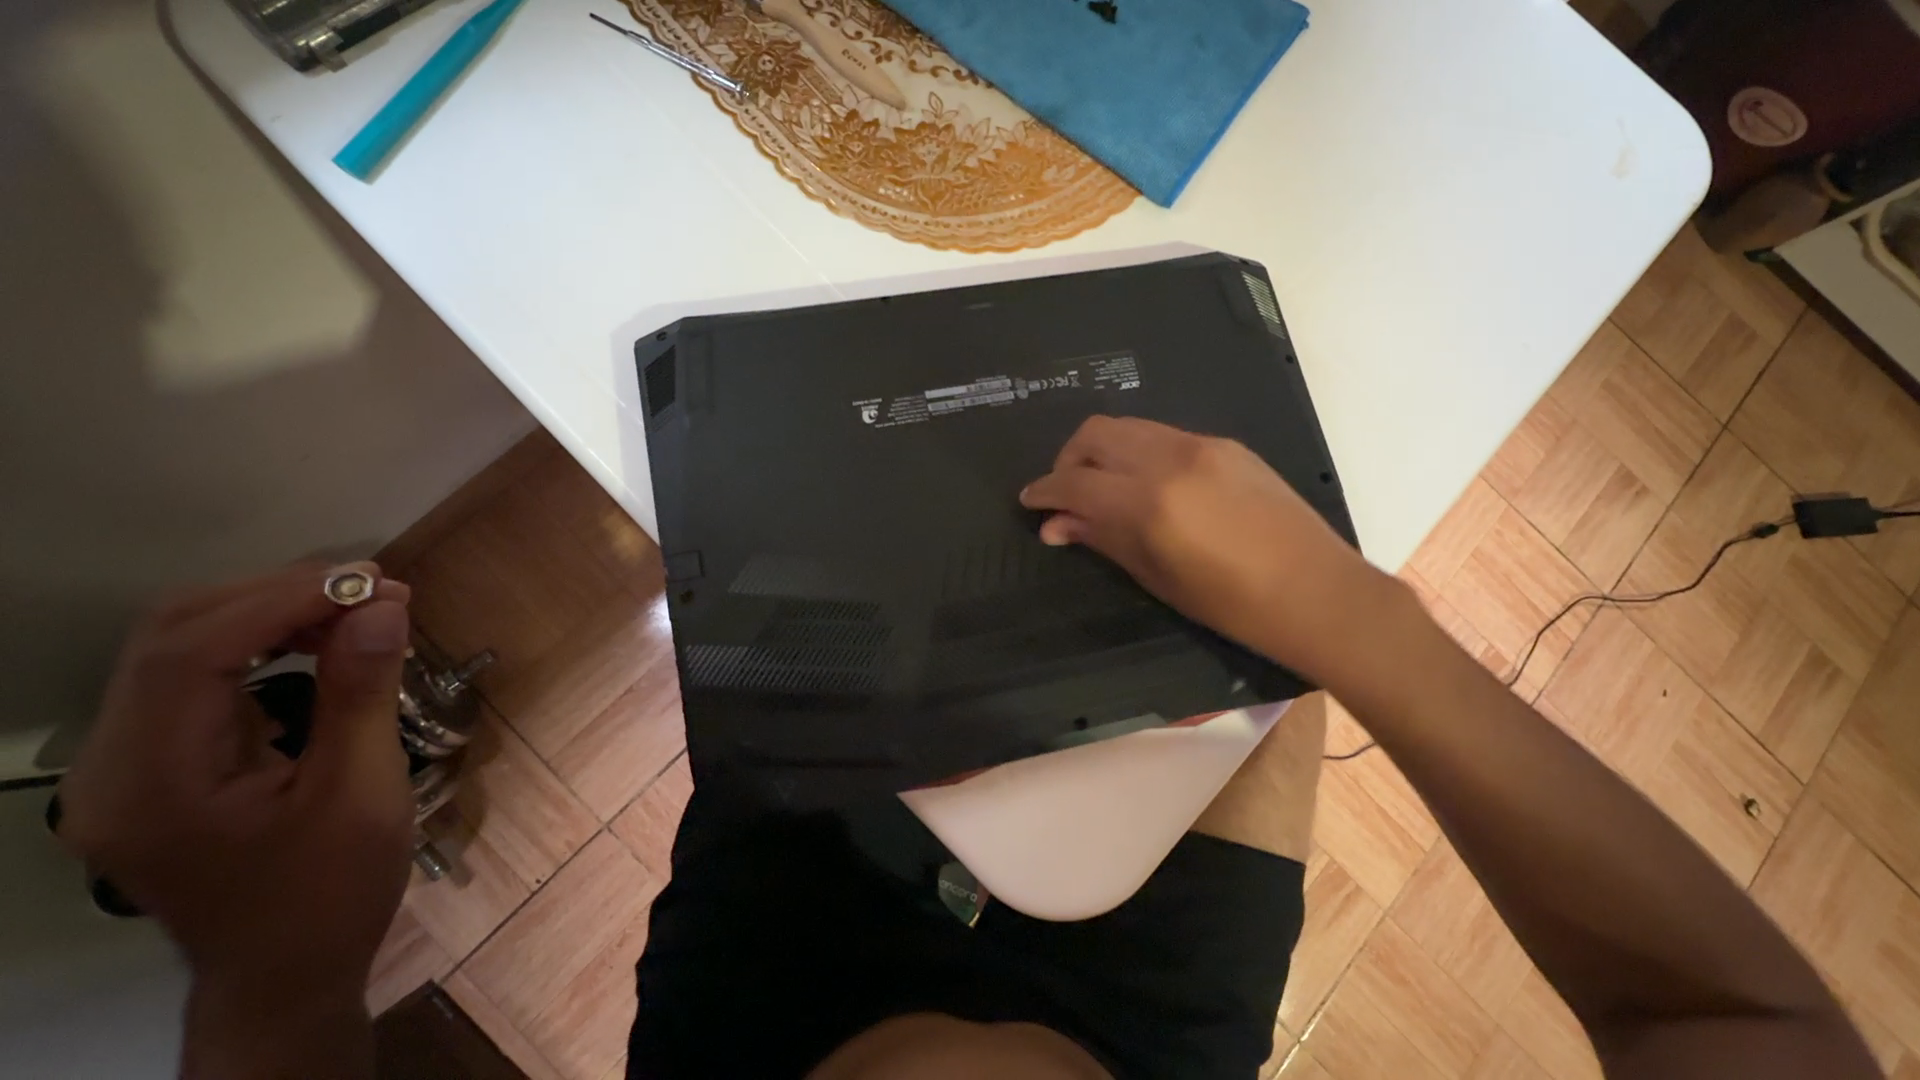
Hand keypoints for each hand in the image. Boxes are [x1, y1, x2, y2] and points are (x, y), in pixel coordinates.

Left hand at [57, 562, 415, 1035]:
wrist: (286, 974)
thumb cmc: (331, 896)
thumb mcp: (363, 795)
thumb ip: (362, 695)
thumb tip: (383, 606)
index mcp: (150, 785)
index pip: (189, 653)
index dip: (282, 599)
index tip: (375, 582)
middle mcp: (108, 767)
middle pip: (171, 636)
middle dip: (278, 595)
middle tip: (378, 590)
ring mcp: (120, 765)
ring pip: (177, 646)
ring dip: (271, 612)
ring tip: (360, 609)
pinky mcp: (149, 764)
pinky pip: (192, 677)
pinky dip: (260, 643)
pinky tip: (320, 642)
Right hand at [1020, 416, 1391, 682]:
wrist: (1318, 591)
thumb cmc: (1232, 604)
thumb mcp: (1158, 577)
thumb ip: (1103, 540)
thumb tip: (1056, 526)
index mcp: (1149, 501)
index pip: (1075, 483)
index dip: (1044, 491)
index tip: (1030, 503)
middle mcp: (1170, 459)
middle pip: (1095, 434)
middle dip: (1069, 460)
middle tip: (1067, 496)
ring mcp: (1202, 445)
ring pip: (1130, 428)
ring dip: (1103, 451)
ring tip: (1105, 490)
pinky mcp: (1227, 445)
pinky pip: (1165, 436)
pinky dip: (1140, 453)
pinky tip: (1150, 488)